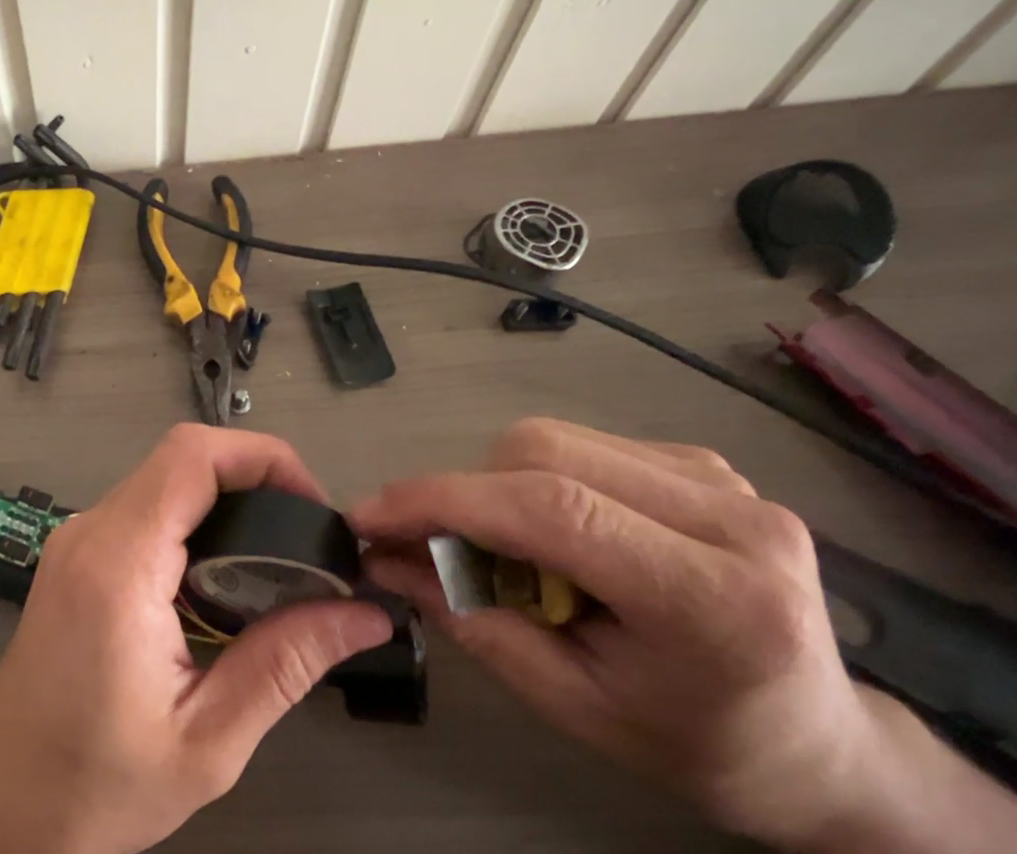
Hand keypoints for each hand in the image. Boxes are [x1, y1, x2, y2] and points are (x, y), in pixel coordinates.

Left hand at [0, 424, 391, 853]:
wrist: (4, 806)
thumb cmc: (94, 784)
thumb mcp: (208, 738)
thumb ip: (285, 664)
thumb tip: (361, 614)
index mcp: (117, 566)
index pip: (191, 456)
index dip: (264, 457)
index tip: (315, 508)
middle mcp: (87, 536)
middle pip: (180, 462)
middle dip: (256, 485)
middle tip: (308, 549)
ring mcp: (74, 545)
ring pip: (162, 486)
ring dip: (225, 510)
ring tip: (277, 570)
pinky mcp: (72, 562)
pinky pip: (142, 515)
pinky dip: (193, 530)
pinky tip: (224, 586)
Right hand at [353, 418, 1016, 851]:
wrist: (810, 740)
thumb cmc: (689, 740)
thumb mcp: (568, 702)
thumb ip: (472, 620)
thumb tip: (385, 557)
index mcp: (712, 599)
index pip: (551, 511)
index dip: (443, 502)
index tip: (368, 518)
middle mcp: (733, 519)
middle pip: (544, 452)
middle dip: (464, 493)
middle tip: (434, 547)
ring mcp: (729, 482)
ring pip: (555, 438)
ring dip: (498, 487)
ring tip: (508, 553)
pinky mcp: (710, 466)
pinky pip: (583, 445)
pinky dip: (538, 482)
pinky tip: (558, 536)